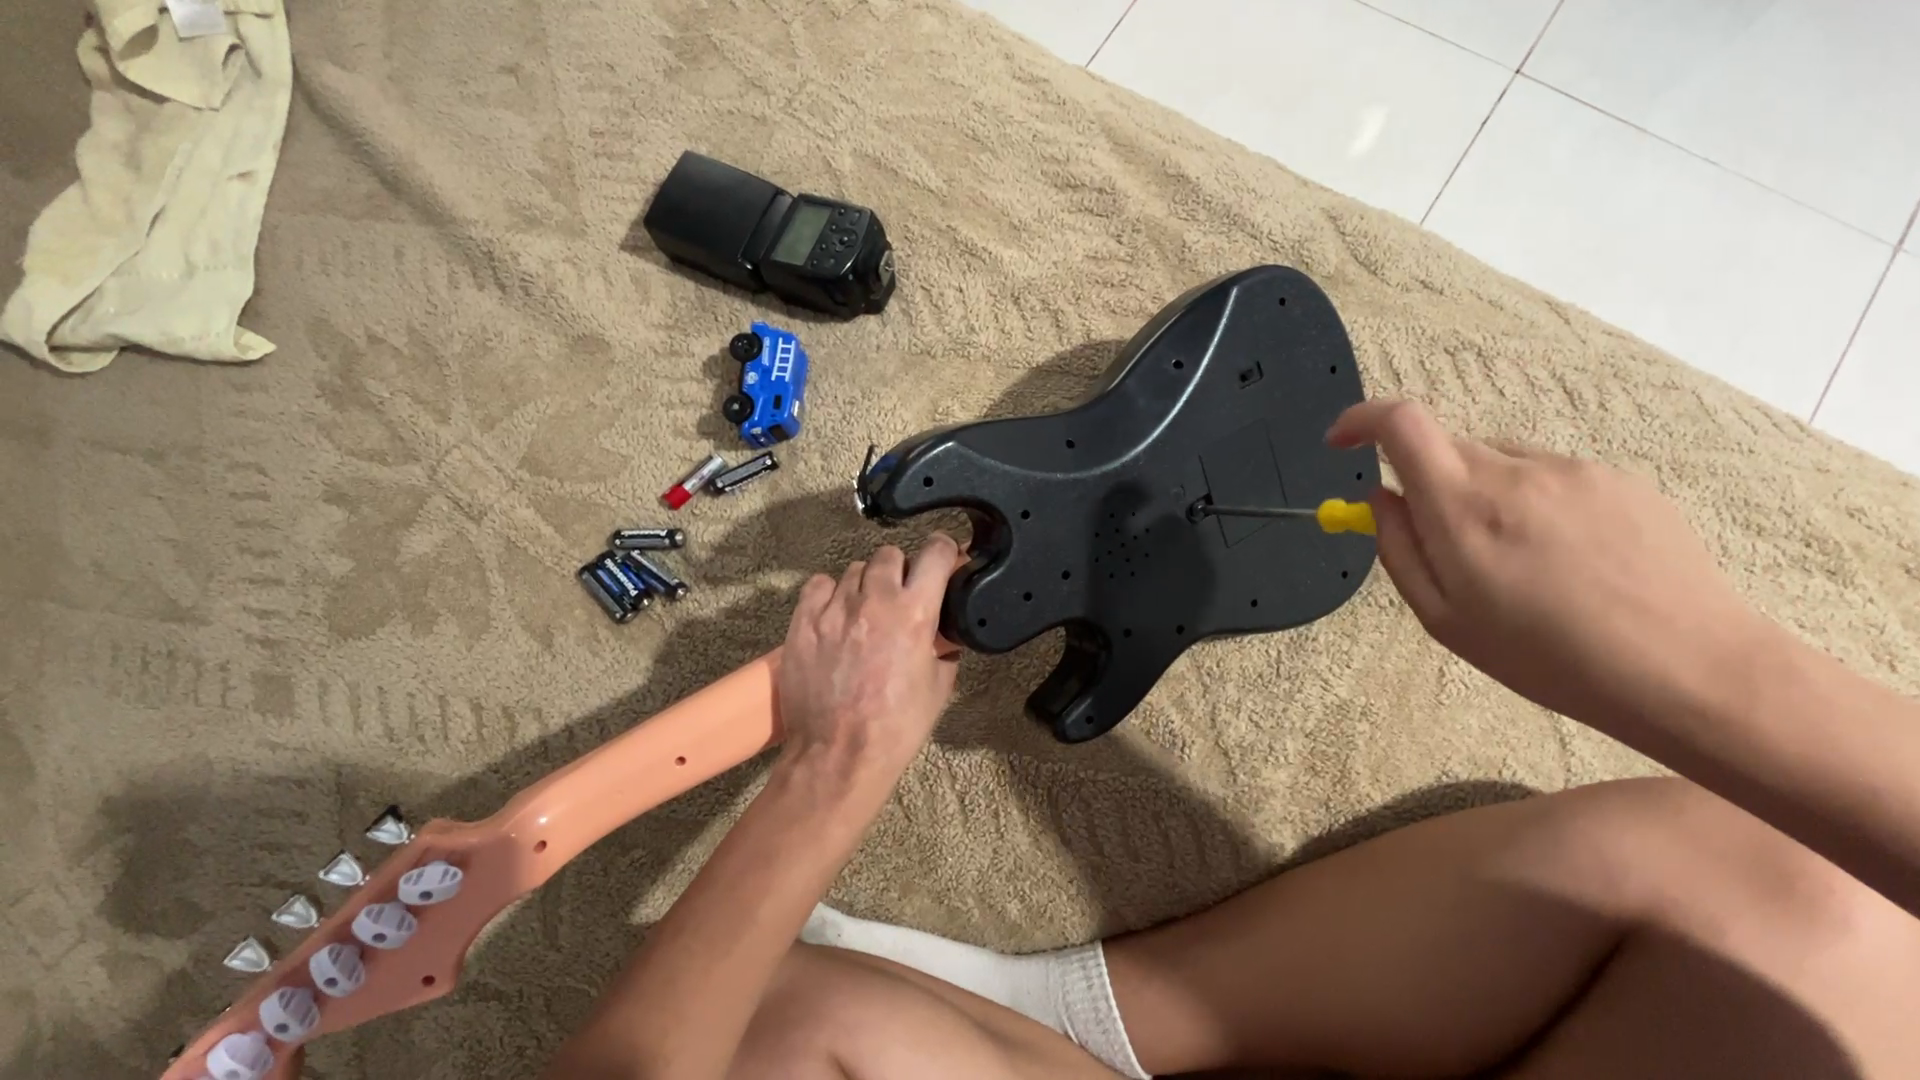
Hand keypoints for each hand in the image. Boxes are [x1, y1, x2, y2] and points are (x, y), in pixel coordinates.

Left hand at [776, 534, 962, 785]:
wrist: (840, 754)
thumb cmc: (895, 727)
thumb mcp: (939, 687)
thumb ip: (943, 648)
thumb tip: (943, 634)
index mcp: (914, 613)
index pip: (936, 553)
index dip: (944, 551)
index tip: (944, 558)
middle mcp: (874, 601)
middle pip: (889, 555)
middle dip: (899, 570)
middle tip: (899, 595)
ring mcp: (834, 609)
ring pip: (853, 569)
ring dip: (864, 584)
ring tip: (865, 611)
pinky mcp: (803, 621)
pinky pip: (819, 585)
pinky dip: (830, 593)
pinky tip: (835, 615)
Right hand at [1327, 399, 1769, 734]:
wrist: (1690, 668)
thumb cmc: (1548, 658)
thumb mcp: (1444, 619)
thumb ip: (1398, 549)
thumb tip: (1380, 497)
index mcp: (1463, 506)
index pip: (1400, 423)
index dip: (1361, 422)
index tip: (1343, 444)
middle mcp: (1516, 471)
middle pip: (1448, 445)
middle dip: (1427, 481)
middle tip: (1445, 545)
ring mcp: (1574, 470)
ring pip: (1501, 461)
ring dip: (1484, 494)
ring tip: (1519, 562)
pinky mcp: (1621, 479)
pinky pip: (1551, 476)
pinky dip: (1535, 503)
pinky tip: (1566, 559)